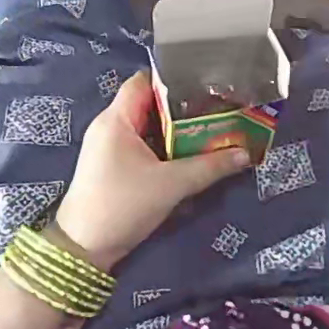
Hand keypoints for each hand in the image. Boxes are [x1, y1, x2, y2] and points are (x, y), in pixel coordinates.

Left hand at [51, 72, 249, 271]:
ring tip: (207, 129)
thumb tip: (245, 154)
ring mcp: (107, 147)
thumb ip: (209, 167)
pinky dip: (161, 146)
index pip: (142, 82)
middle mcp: (108, 127)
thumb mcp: (171, 185)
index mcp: (116, 120)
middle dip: (180, 107)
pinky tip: (186, 153)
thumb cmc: (123, 206)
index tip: (203, 85)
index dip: (172, 80)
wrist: (83, 249)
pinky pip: (140, 144)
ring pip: (145, 126)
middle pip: (147, 103)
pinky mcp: (110, 166)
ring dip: (173, 130)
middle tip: (214, 110)